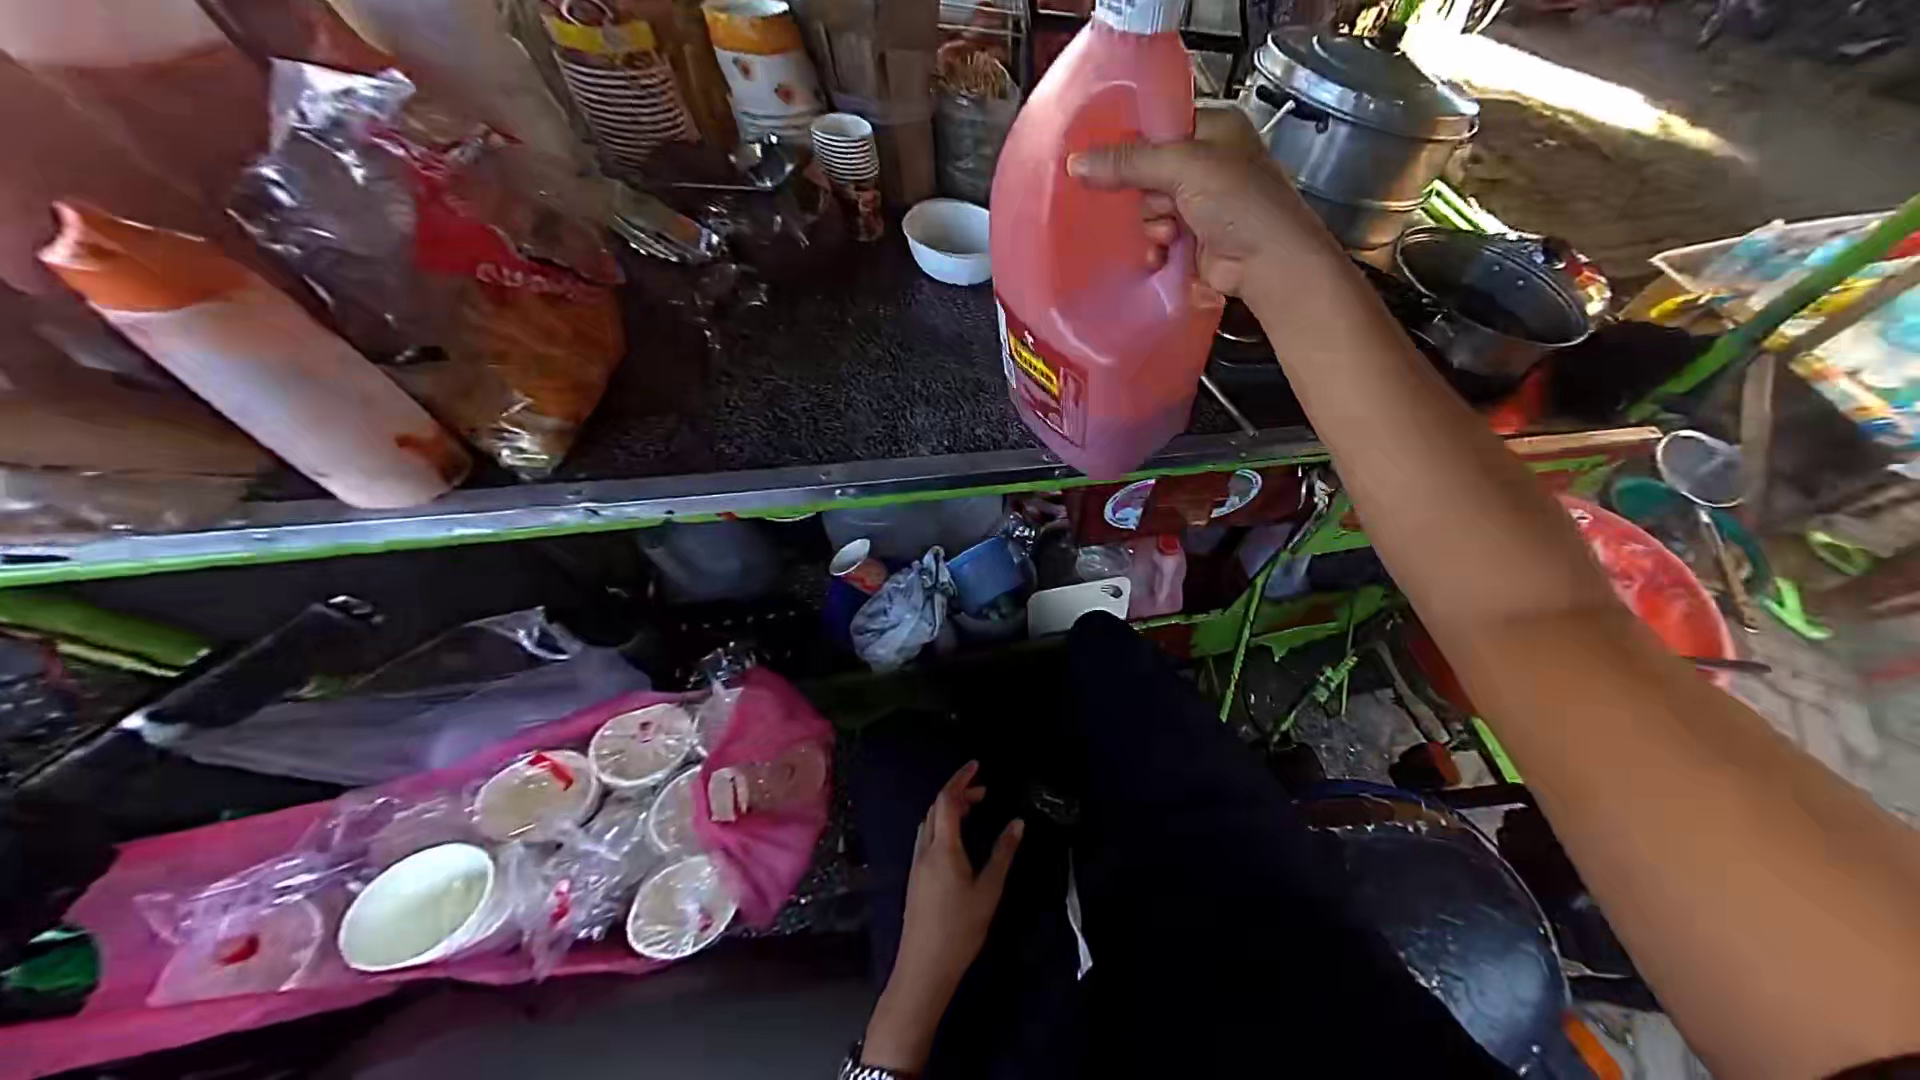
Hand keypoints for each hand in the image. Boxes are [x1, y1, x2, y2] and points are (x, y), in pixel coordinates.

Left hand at [862, 761, 1023, 1072]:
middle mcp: (925, 849)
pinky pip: (927, 836)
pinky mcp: (915, 877)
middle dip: (957, 792)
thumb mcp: (988, 891)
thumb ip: (1002, 854)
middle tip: (983, 790)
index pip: (947, 800)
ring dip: (948, 808)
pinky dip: (942, 824)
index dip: (961, 779)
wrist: (923, 967)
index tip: (977, 766)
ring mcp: (917, 863)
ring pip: (929, 822)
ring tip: (973, 808)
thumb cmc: (960, 929)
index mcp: (943, 848)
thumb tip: (1018, 823)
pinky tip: (957, 837)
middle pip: (936, 808)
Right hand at [1066, 106, 1348, 298]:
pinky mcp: (1191, 237)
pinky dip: (1154, 246)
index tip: (1106, 163)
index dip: (1132, 146)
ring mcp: (1199, 202)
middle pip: (1146, 173)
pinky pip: (1154, 236)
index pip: (1157, 128)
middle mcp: (1206, 162)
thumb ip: (1129, 163)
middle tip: (1160, 204)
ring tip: (1169, 234)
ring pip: (1147, 209)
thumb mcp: (1184, 168)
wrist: (1266, 262)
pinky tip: (1162, 252)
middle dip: (1145, 196)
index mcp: (1213, 129)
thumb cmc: (1239, 203)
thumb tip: (1075, 163)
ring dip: (1150, 225)